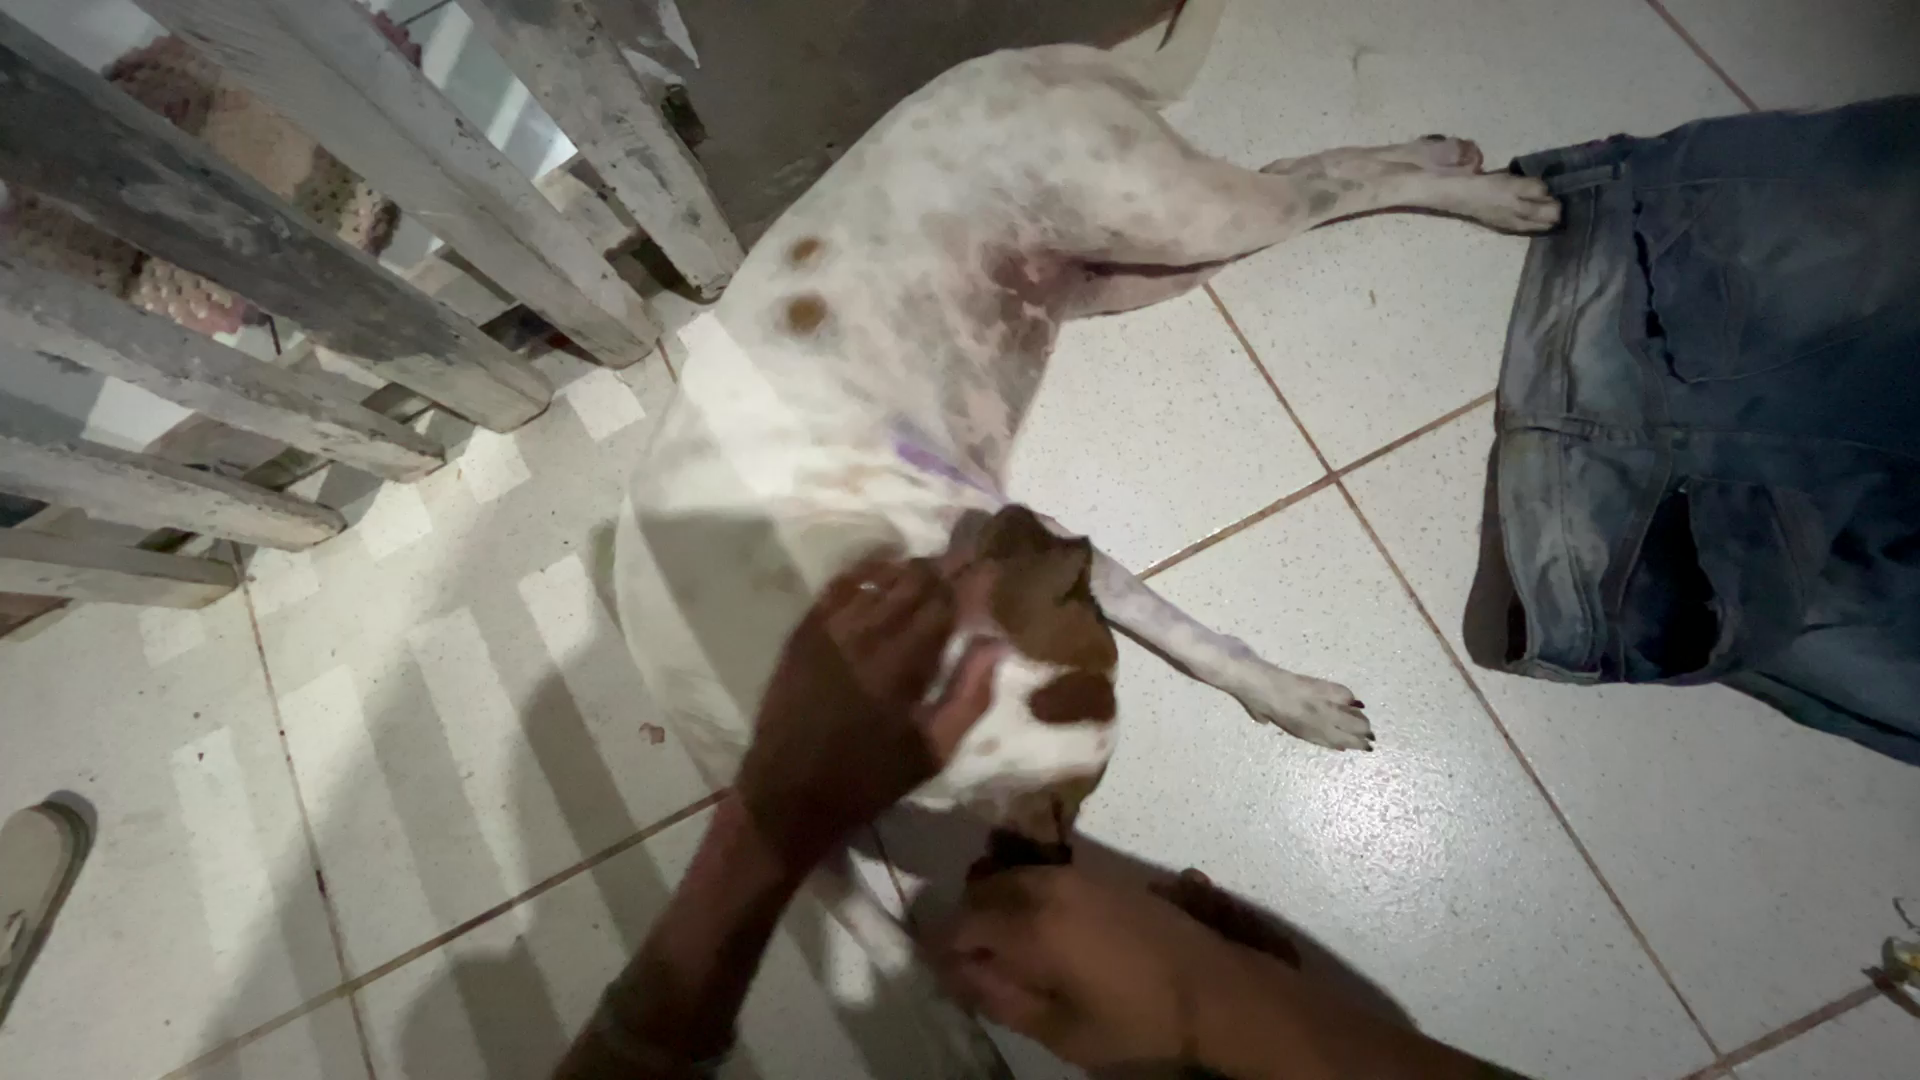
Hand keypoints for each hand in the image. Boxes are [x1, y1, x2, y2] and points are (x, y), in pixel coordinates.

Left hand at [734, 554, 1000, 871]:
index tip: (993, 565)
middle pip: (916, 580)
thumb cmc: (870, 778)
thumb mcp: (933, 751)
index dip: (973, 580)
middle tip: (970, 557)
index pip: (946, 602)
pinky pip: (841, 583)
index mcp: (904, 664)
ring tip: (935, 565)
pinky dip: (869, 571)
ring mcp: (831, 626)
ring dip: (913, 567)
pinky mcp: (805, 629)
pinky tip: (885, 569)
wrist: (787, 794)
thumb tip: (996, 643)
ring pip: (881, 576)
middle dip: (947, 565)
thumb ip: (971, 695)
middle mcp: (868, 633)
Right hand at [928, 864, 1287, 1070]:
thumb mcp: (1060, 1028)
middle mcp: (1045, 885)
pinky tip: (1037, 930)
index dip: (938, 942)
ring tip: (1003, 949)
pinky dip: (1022, 894)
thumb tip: (952, 971)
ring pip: (1010, 876)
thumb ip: (999, 995)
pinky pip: (1038, 874)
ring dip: (993, 904)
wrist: (1211, 988)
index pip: (961, 922)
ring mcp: (1073, 873)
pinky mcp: (1096, 872)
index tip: (931, 963)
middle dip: (964, 920)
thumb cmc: (1135, 1022)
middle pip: (981, 889)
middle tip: (968, 962)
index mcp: (1032, 926)